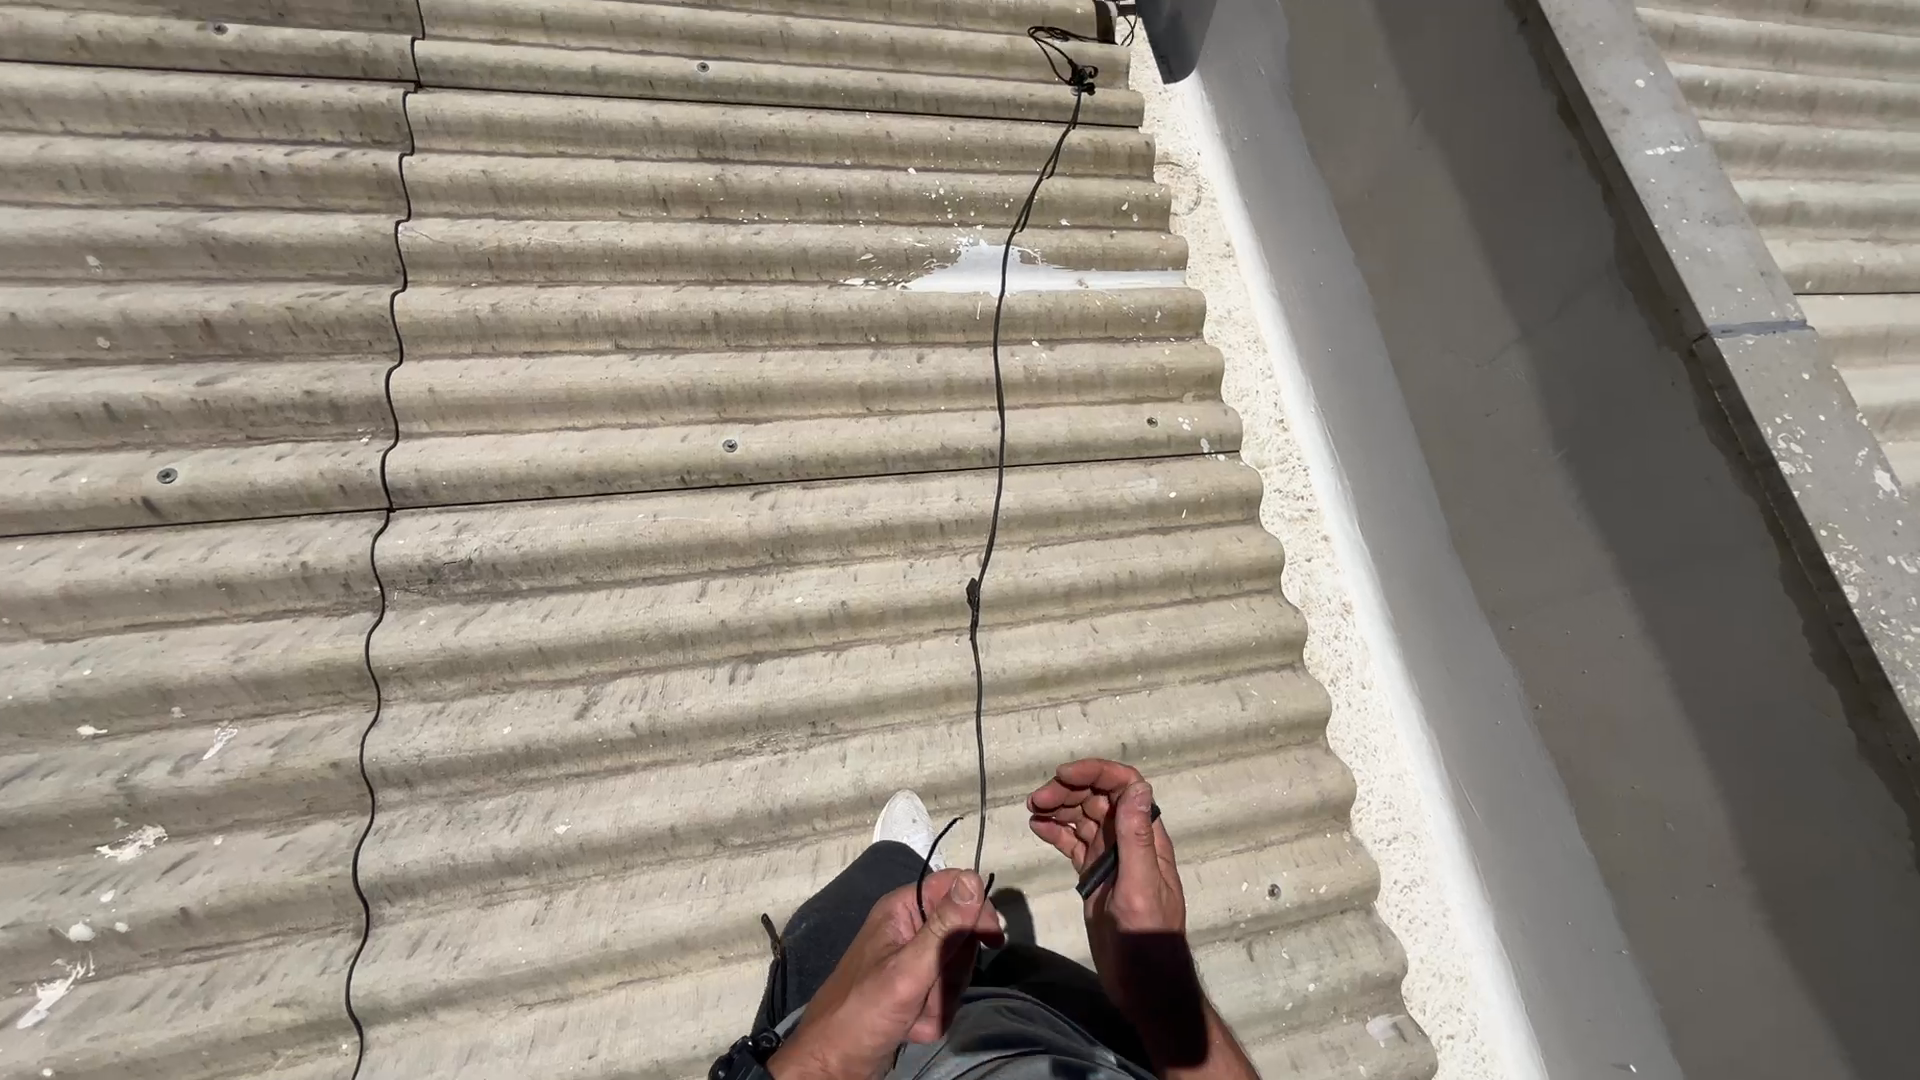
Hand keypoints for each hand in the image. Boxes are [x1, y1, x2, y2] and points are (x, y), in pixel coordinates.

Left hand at [768, 869, 1001, 1079]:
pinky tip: (912, 1025)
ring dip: (942, 997)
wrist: (834, 1063)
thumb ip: (944, 926)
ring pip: (957, 967)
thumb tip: (974, 879)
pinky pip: (946, 992)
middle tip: (930, 990)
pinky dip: (935, 1013)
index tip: (993, 940)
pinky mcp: (916, 986)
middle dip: (952, 970)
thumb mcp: (909, 967)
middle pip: (961, 933)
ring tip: (915, 1014)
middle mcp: (910, 926)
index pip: (955, 887)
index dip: (977, 909)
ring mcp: (913, 958)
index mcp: (904, 907)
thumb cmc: (864, 1009)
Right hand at [1027, 760, 1185, 1009]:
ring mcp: (1110, 857)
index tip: (1062, 775)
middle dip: (1068, 789)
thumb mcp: (1140, 890)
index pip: (1125, 786)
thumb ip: (1136, 839)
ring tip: (1032, 810)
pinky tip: (1037, 828)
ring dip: (1058, 806)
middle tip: (1036, 800)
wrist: (1144, 992)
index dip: (1095, 772)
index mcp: (1146, 837)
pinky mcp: (1094, 875)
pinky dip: (1055, 831)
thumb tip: (1136, 787)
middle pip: (1098, 797)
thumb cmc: (1147, 943)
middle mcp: (1128, 840)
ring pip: (1083, 816)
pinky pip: (1073, 841)